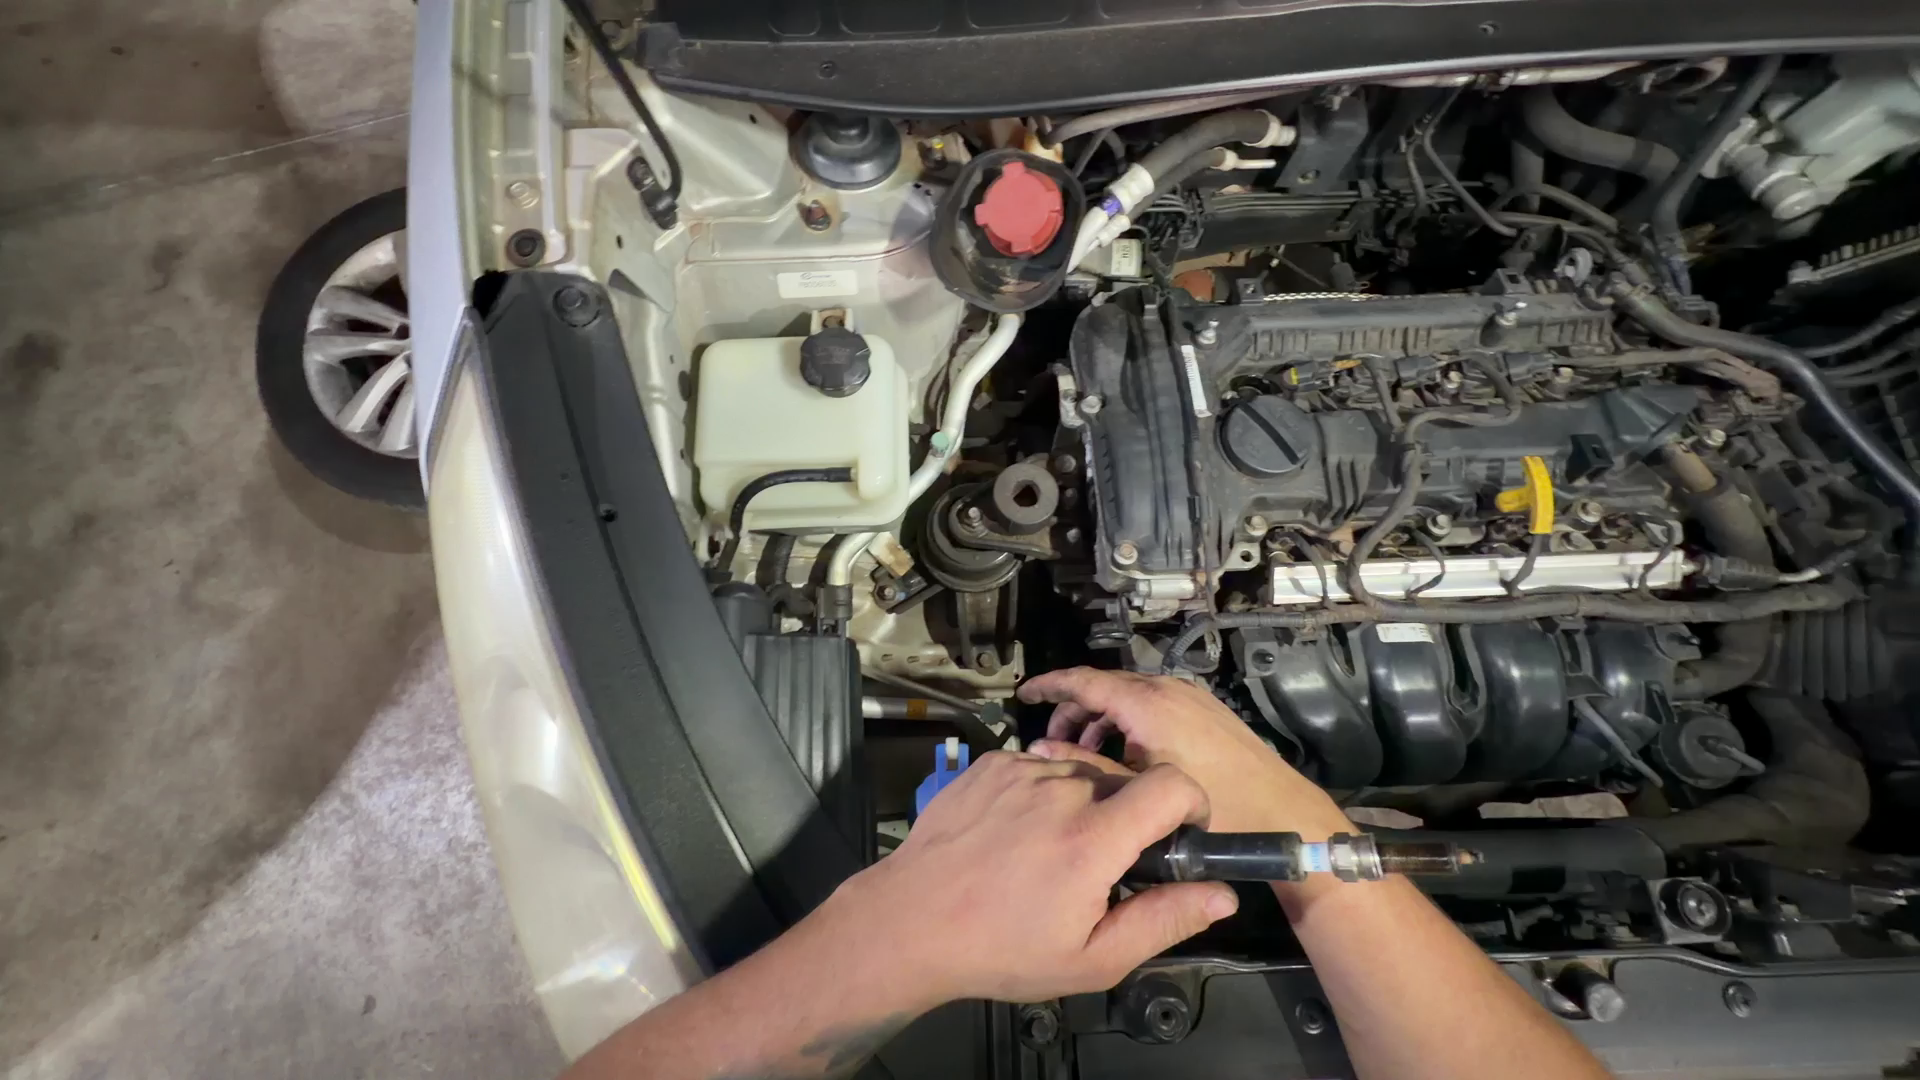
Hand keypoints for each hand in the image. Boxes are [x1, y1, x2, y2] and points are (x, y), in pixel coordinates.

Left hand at [820, 751, 1238, 1007]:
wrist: (912, 919)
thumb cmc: (1003, 948)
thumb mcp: (1092, 958)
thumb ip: (1164, 920)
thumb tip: (1223, 894)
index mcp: (1093, 836)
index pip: (1171, 784)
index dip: (1190, 804)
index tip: (1180, 833)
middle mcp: (1060, 788)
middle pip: (1123, 781)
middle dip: (1128, 815)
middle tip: (1100, 862)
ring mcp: (1020, 768)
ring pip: (1078, 772)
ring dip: (1082, 802)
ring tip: (1049, 848)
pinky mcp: (990, 762)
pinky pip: (1036, 766)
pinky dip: (1040, 791)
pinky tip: (1015, 830)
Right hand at [1019, 667, 1350, 837]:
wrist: (1285, 813)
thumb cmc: (1214, 809)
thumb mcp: (1141, 790)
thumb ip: (1087, 766)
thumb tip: (1041, 750)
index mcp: (1148, 704)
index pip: (1084, 681)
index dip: (1050, 686)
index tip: (1024, 694)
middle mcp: (1167, 689)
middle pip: (1104, 686)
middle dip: (1072, 708)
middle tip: (1052, 740)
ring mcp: (1188, 696)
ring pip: (1127, 695)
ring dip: (1099, 717)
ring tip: (1083, 751)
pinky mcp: (1203, 709)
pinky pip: (1149, 703)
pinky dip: (1125, 720)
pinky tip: (1121, 753)